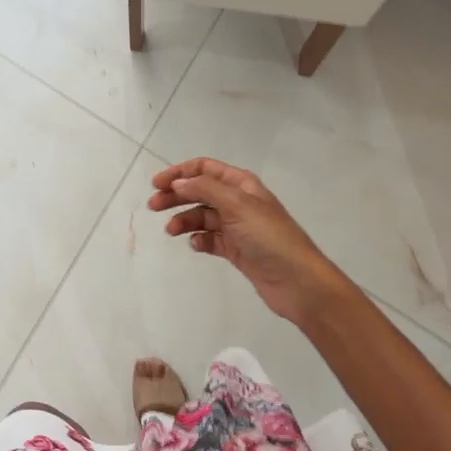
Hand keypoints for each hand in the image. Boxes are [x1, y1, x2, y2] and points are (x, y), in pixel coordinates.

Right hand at [148, 158, 348, 324]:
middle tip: (153, 206)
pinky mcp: (237, 250)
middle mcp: (239, 201)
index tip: (157, 183)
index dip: (180, 172)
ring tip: (171, 231)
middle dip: (177, 196)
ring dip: (185, 219)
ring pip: (203, 216)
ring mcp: (238, 227)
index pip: (205, 169)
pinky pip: (211, 239)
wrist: (297, 281)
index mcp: (242, 184)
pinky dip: (200, 239)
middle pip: (201, 191)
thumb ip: (205, 189)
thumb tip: (179, 182)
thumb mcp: (237, 205)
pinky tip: (195, 245)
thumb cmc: (268, 236)